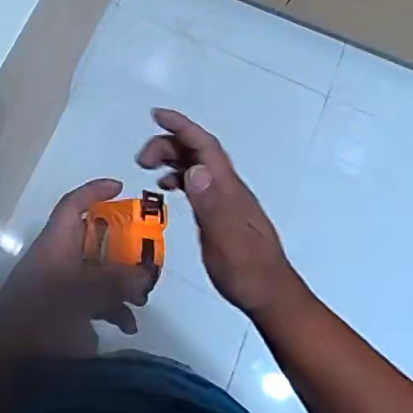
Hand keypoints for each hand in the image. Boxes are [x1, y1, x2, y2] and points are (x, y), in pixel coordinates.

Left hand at [0, 179, 153, 359]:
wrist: (4, 365)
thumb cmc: (39, 322)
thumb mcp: (80, 297)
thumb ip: (114, 282)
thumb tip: (143, 271)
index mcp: (54, 246)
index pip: (72, 206)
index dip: (94, 192)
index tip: (121, 187)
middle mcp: (55, 261)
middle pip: (91, 241)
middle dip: (122, 247)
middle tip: (149, 260)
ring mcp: (57, 289)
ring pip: (95, 274)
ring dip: (120, 283)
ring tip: (141, 301)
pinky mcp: (60, 316)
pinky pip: (92, 303)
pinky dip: (111, 310)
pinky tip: (125, 327)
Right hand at [136, 108, 305, 319]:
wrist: (271, 297)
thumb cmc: (247, 273)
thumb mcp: (227, 241)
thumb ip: (212, 205)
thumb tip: (195, 170)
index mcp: (229, 191)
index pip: (205, 147)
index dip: (182, 126)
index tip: (157, 115)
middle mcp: (228, 189)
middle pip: (198, 151)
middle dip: (168, 144)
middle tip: (141, 159)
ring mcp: (225, 200)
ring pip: (196, 164)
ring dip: (171, 157)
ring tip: (147, 167)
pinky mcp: (220, 212)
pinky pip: (196, 182)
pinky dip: (177, 175)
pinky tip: (166, 186)